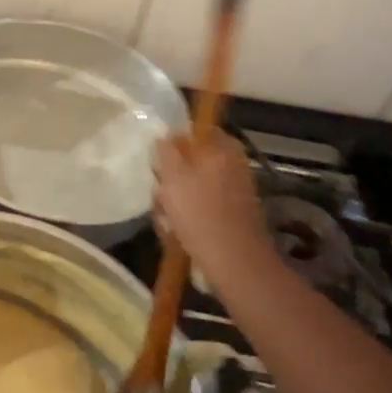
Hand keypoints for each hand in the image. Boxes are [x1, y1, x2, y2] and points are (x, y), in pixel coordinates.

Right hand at [152, 130, 275, 275]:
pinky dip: (187, 217)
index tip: (158, 160)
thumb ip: (166, 150)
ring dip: (174, 201)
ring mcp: (233, 191)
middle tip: (160, 194)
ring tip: (166, 220)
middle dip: (170, 178)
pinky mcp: (231, 215)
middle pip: (190, 161)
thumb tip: (164, 133)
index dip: (173, 143)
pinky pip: (200, 207)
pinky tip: (176, 232)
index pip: (195, 130)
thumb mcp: (173, 176)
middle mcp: (232, 164)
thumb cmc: (200, 213)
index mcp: (223, 148)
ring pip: (192, 187)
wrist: (233, 261)